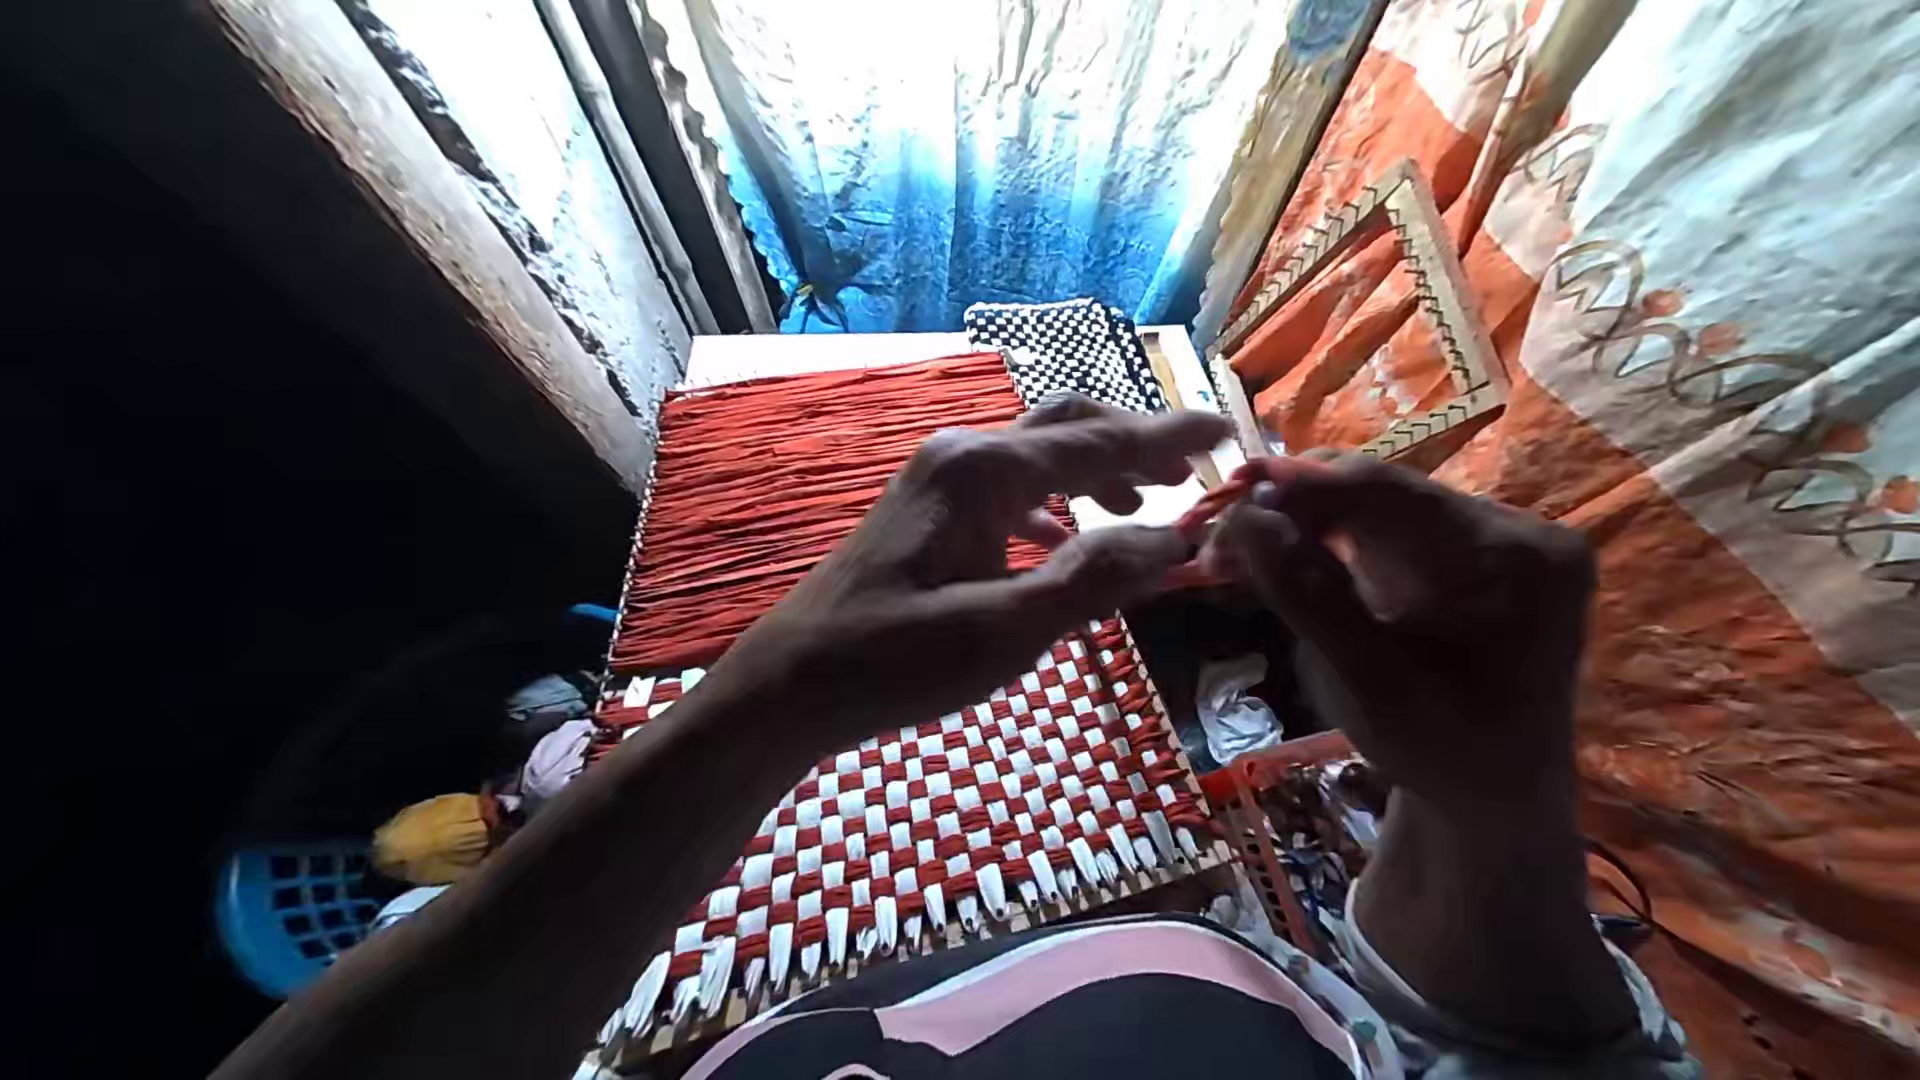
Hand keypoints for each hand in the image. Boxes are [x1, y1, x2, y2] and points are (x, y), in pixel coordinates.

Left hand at [701, 394, 1229, 764]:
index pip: (1095, 441)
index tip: (1223, 428)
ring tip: (1140, 501)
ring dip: (1092, 470)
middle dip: (1131, 442)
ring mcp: (938, 481)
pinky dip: (1051, 503)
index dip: (1165, 436)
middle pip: (1065, 427)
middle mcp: (961, 457)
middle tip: (1190, 467)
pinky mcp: (928, 512)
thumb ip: (1092, 579)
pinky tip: (1064, 535)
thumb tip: (1176, 539)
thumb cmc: (895, 660)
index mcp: (982, 471)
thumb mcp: (1005, 631)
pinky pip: (1007, 490)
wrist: (797, 680)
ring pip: (1036, 456)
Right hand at [1200, 452, 1595, 815]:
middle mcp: (1494, 531)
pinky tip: (1257, 560)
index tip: (1229, 486)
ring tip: (1222, 553)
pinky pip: (1353, 532)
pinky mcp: (1427, 559)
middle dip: (1284, 506)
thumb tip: (1245, 518)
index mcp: (1513, 554)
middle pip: (1368, 491)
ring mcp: (1460, 542)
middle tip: (1213, 535)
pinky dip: (1299, 544)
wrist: (1483, 794)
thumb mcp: (1371, 681)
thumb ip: (1309, 595)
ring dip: (1283, 524)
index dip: (1304, 481)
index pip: (1391, 490)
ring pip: (1352, 507)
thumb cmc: (1442, 750)